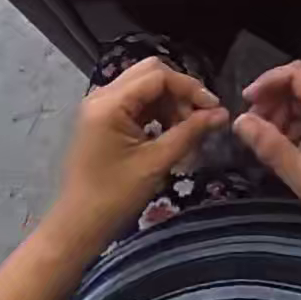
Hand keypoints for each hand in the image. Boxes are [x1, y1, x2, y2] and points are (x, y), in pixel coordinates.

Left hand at [50, 57, 228, 246]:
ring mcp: (101, 105)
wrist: (78, 226)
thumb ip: (190, 132)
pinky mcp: (104, 118)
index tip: (214, 109)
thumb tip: (222, 113)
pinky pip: (137, 101)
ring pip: (146, 86)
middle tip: (202, 116)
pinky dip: (158, 111)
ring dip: (171, 102)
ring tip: (188, 130)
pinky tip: (171, 132)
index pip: (158, 76)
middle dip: (181, 91)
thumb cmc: (114, 197)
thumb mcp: (156, 163)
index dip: (190, 88)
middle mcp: (102, 95)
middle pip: (151, 73)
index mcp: (110, 103)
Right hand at [232, 61, 300, 241]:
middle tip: (253, 121)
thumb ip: (270, 145)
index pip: (296, 73)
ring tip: (265, 135)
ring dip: (283, 108)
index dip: (267, 81)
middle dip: (273, 95)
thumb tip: (239, 121)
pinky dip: (296, 120)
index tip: (246, 102)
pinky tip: (284, 143)